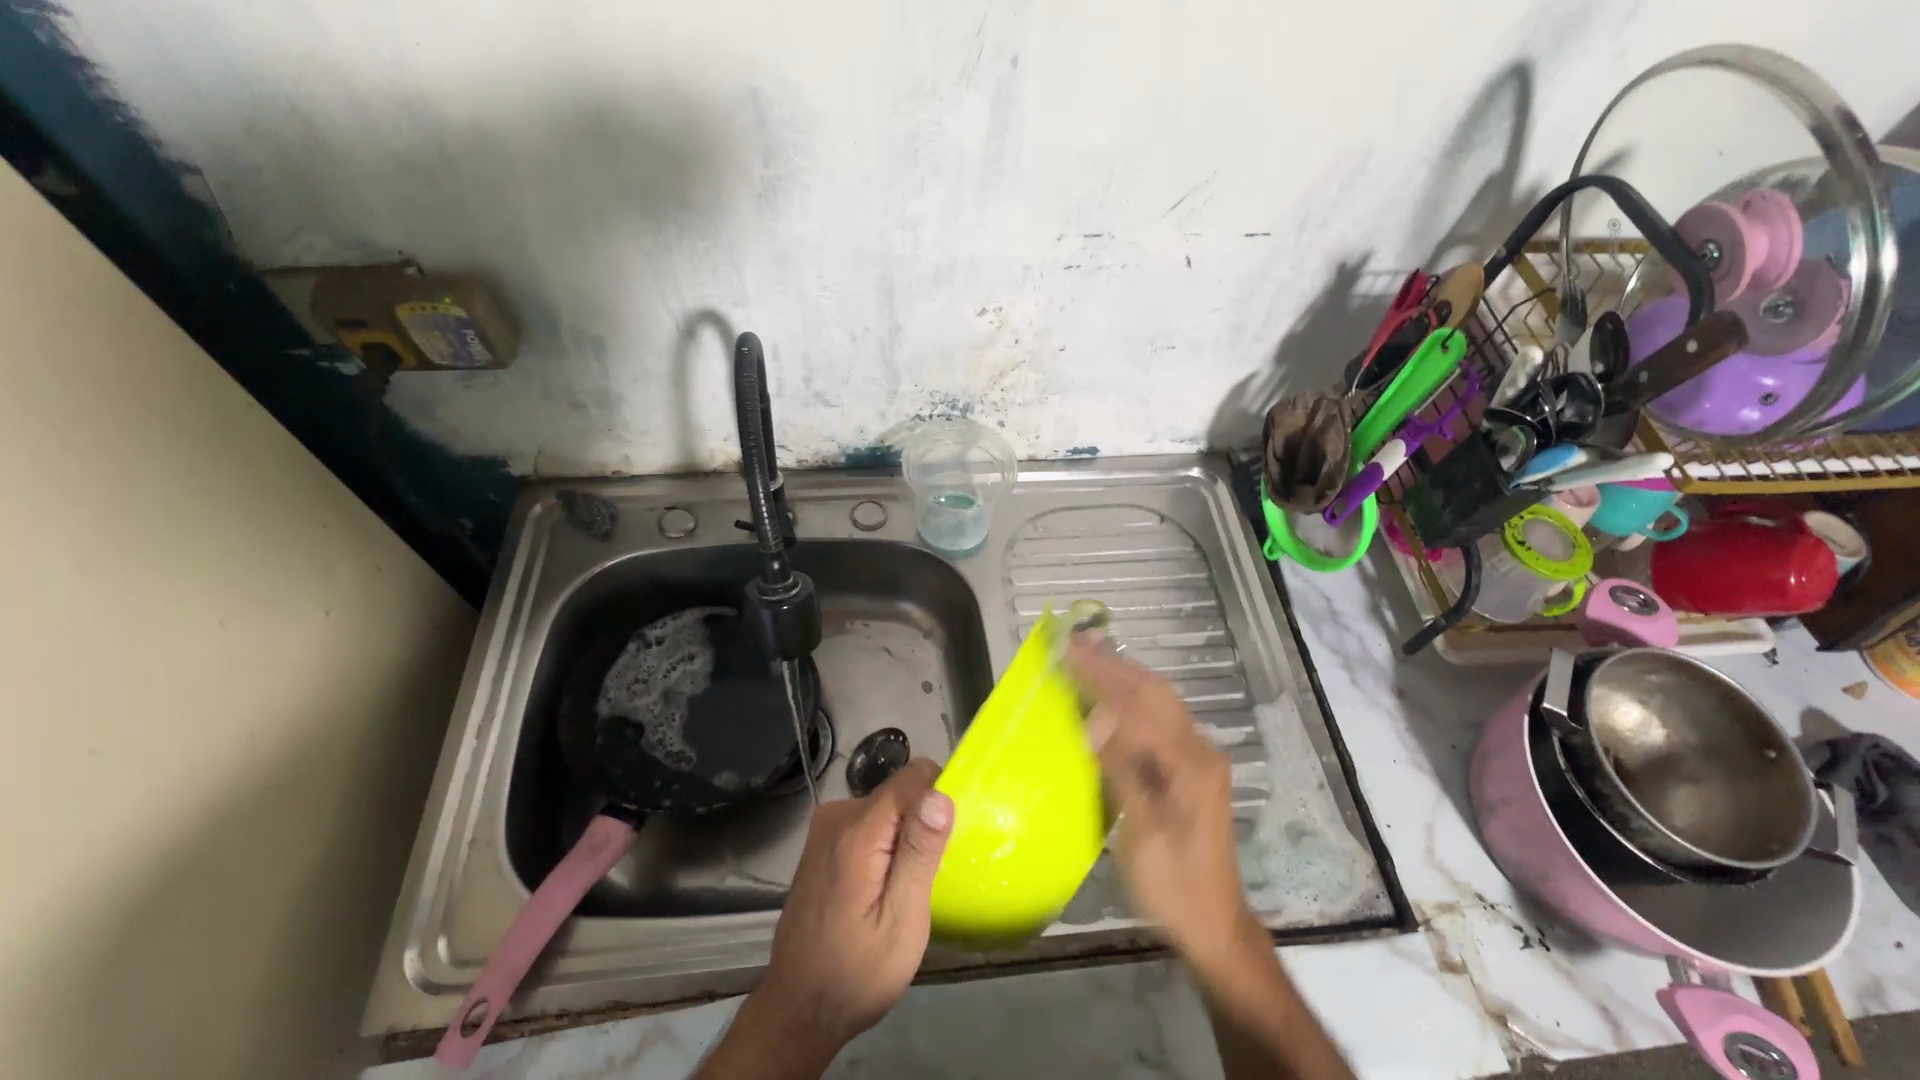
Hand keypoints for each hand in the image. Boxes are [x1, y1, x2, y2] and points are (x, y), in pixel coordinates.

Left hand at [698, 758, 953, 1077]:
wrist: (800, 1008)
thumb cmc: (857, 972)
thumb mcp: (901, 920)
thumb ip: (919, 852)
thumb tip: (939, 794)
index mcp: (856, 832)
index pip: (912, 777)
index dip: (940, 797)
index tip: (952, 838)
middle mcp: (836, 818)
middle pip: (900, 793)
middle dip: (923, 825)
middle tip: (931, 877)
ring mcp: (825, 831)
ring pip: (886, 809)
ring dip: (905, 839)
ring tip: (911, 887)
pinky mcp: (823, 846)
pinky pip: (869, 825)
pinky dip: (886, 847)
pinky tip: (887, 888)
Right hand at [1065, 632, 1260, 965]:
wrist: (1215, 925)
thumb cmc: (1174, 886)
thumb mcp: (1142, 832)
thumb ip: (1122, 769)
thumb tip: (1096, 716)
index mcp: (1190, 764)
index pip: (1138, 705)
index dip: (1101, 676)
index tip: (1068, 651)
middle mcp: (1201, 751)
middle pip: (1154, 693)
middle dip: (1114, 665)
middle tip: (1075, 641)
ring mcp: (1201, 761)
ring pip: (1161, 703)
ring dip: (1125, 677)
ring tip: (1090, 656)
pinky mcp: (1194, 772)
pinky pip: (1161, 723)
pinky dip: (1133, 701)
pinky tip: (1112, 698)